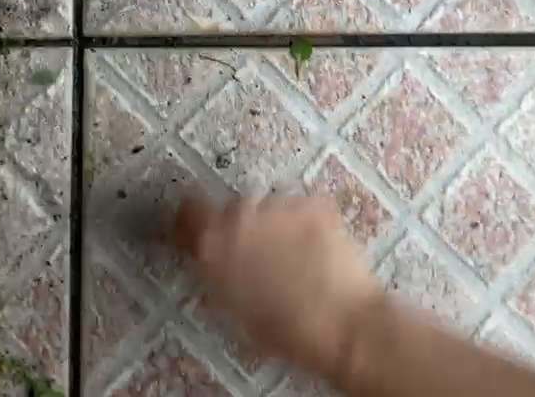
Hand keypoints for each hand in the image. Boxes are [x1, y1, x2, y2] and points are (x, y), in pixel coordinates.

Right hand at [174, 195, 386, 380]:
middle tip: (259, 256)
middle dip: (241, 228)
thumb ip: (217, 273)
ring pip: (267, 207)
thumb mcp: (234, 309)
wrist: (345, 327)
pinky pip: (300, 208)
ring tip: (294, 256)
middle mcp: (240, 213)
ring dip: (273, 224)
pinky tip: (316, 250)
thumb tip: (213, 260)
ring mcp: (278, 203)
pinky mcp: (312, 202)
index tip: (201, 232)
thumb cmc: (286, 332)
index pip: (189, 212)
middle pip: (231, 210)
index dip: (194, 223)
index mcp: (214, 242)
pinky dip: (304, 223)